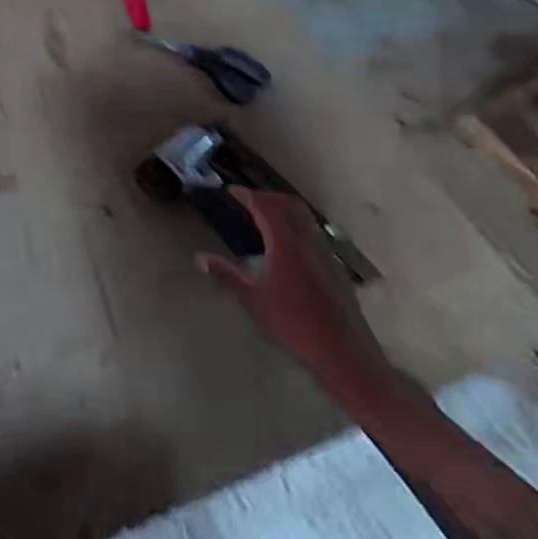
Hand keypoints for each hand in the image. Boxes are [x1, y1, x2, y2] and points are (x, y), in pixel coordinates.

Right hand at [197, 189, 398, 407]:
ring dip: (282, 207)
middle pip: (286, 203)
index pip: (264, 207)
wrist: (337, 346)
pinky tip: (286, 242)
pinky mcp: (331, 263)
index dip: (246, 195)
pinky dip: (294, 222)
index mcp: (284, 243)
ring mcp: (322, 250)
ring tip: (265, 216)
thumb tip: (200, 258)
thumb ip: (226, 274)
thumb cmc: (291, 322)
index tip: (231, 192)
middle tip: (247, 201)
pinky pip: (310, 229)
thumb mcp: (252, 298)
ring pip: (302, 215)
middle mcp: (305, 239)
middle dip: (265, 196)